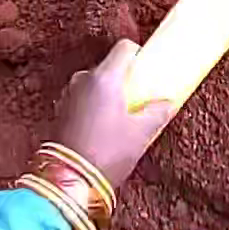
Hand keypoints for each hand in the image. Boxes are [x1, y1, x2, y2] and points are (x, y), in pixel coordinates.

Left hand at [56, 40, 173, 189]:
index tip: (146, 70)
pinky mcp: (60, 109)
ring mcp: (69, 93)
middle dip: (123, 79)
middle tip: (137, 99)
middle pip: (109, 66)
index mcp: (105, 78)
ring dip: (107, 93)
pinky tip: (102, 126)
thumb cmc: (107, 153)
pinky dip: (93, 104)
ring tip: (119, 117)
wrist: (69, 180)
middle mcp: (84, 79)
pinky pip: (83, 96)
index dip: (138, 55)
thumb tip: (168, 103)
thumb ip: (157, 113)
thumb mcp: (140, 134)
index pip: (124, 48)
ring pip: (95, 82)